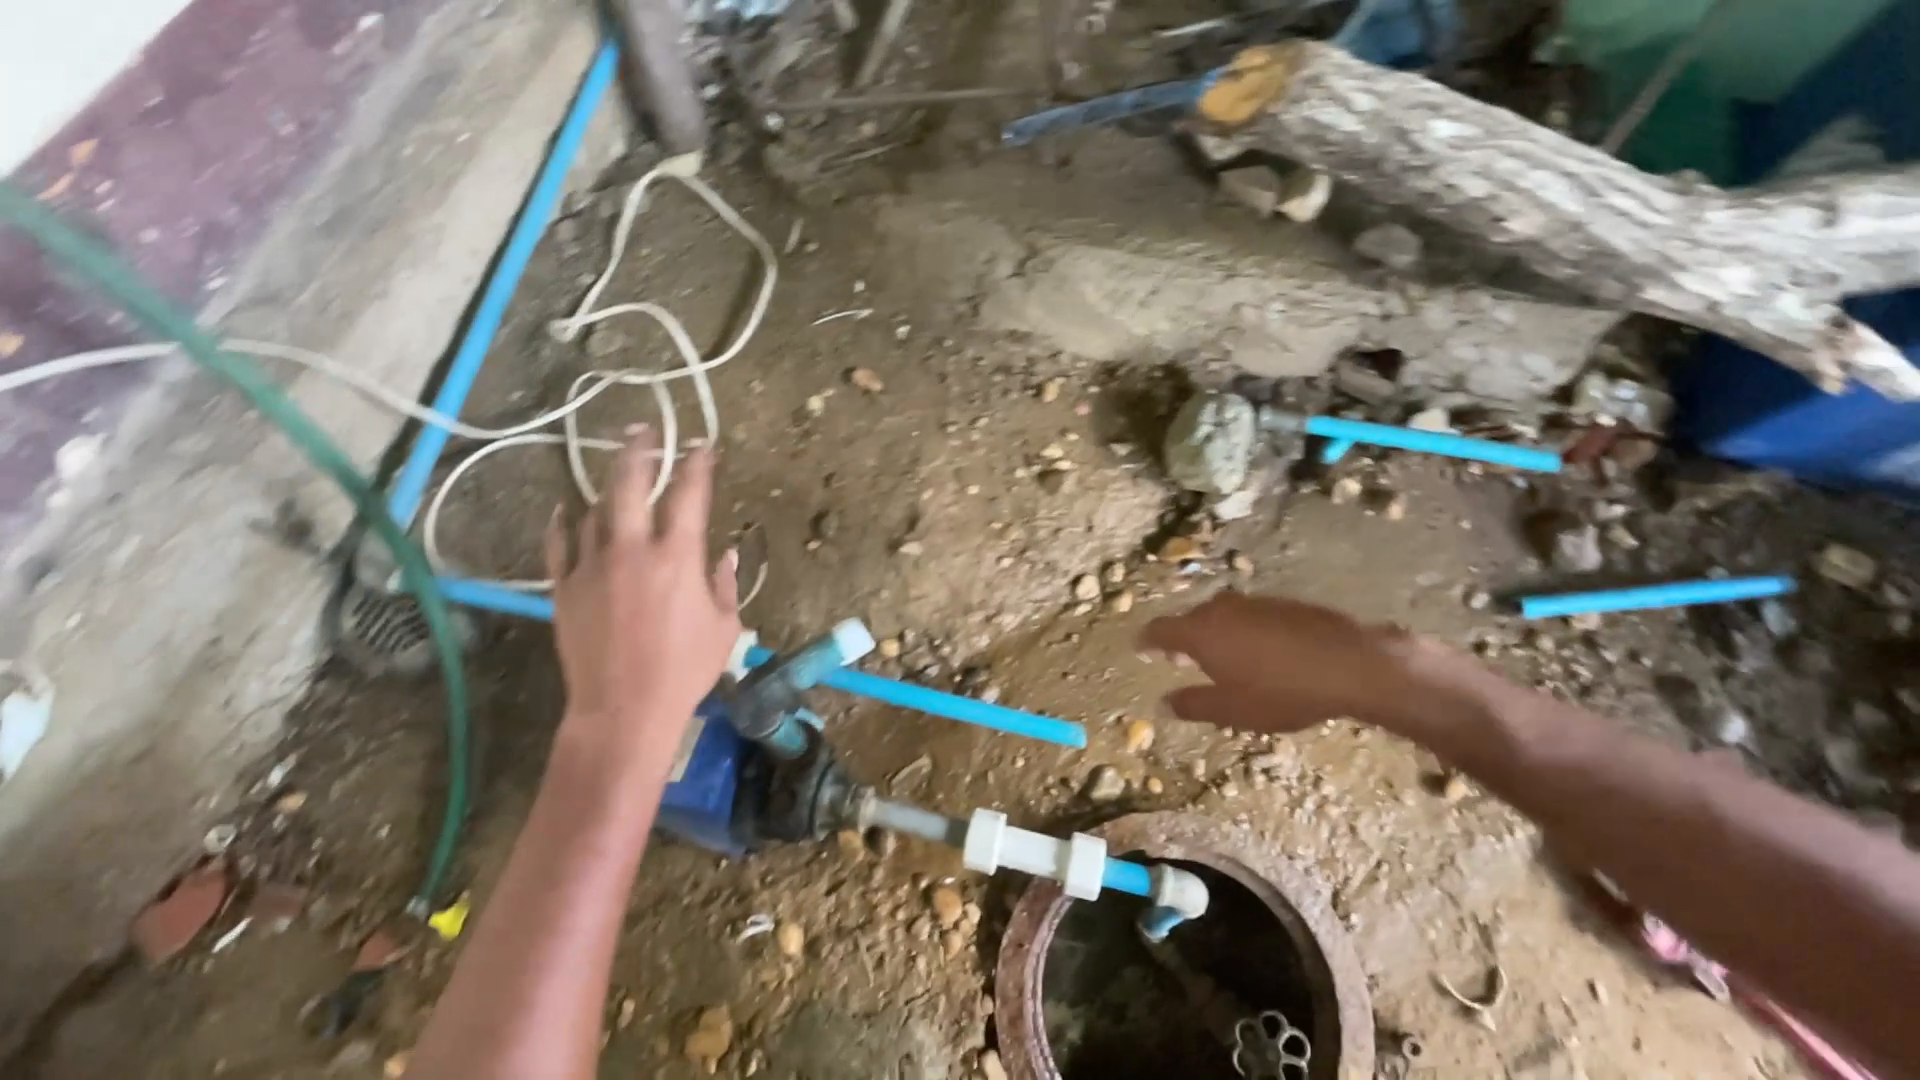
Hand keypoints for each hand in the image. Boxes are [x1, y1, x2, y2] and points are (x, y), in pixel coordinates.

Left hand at [545, 428, 740, 766]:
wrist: (623, 709)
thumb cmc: (685, 670)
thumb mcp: (724, 627)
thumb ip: (724, 583)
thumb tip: (727, 553)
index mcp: (678, 557)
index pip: (690, 495)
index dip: (698, 465)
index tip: (701, 445)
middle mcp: (633, 550)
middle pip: (631, 483)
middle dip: (639, 450)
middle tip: (643, 429)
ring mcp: (592, 566)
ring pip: (596, 511)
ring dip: (608, 490)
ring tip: (615, 477)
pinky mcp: (563, 588)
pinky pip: (560, 545)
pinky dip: (563, 524)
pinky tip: (565, 511)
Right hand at [1139, 591, 1458, 734]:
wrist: (1350, 664)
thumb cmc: (1280, 692)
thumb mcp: (1231, 710)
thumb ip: (1192, 705)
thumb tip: (1162, 704)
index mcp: (1200, 632)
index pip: (1159, 630)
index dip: (1147, 642)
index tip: (1140, 649)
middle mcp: (1221, 609)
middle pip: (1190, 620)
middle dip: (1182, 639)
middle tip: (1178, 660)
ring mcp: (1255, 602)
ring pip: (1222, 616)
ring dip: (1215, 634)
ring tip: (1221, 659)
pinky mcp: (1284, 604)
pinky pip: (1250, 616)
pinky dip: (1244, 632)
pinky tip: (1259, 653)